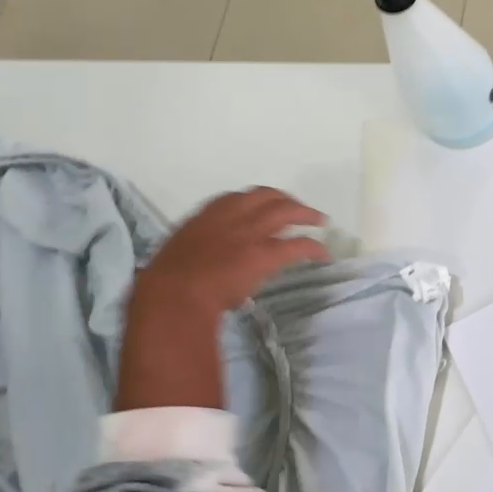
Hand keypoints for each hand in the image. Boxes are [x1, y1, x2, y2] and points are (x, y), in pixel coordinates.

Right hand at [114, 188, 327, 411]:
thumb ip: (202, 246)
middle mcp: (230, 217)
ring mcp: (249, 233)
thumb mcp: (182, 252)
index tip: (268, 205)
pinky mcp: (265, 253)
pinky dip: (313, 248)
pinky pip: (298, 244)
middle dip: (286, 200)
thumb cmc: (169, 282)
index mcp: (206, 216)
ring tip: (320, 221)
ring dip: (306, 214)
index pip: (236, 198)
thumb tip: (214, 257)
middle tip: (300, 209)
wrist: (174, 295)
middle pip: (266, 196)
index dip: (257, 200)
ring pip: (286, 211)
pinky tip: (323, 254)